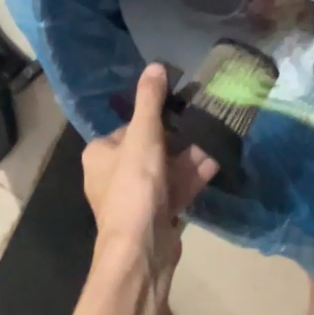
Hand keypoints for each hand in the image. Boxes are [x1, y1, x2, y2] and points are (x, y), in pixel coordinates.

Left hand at [81, 65, 218, 291]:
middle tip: (204, 125)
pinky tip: (214, 165)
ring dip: (189, 159)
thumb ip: (150, 101)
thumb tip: (156, 66)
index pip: (128, 129)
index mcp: (99, 154)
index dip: (154, 121)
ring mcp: (134, 199)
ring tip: (215, 143)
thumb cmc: (134, 186)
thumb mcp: (142, 136)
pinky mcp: (154, 217)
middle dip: (178, 141)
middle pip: (149, 150)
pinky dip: (191, 179)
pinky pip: (174, 191)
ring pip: (164, 171)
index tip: (179, 111)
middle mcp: (111, 176)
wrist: (140, 248)